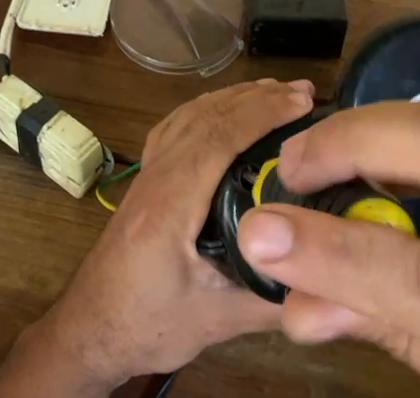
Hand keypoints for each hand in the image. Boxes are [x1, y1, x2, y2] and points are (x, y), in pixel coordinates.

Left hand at [0, 79, 314, 395]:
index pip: (218, 136)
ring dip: (232, 97)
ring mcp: (147, 172)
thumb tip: (329, 274)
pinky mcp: (146, 178)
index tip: (304, 102)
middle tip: (304, 91)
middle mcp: (157, 174)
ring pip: (189, 115)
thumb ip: (270, 297)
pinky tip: (226, 110)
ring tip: (275, 92)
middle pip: (205, 116)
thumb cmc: (147, 324)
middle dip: (256, 98)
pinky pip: (177, 125)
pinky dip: (208, 108)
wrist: (89, 329)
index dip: (262, 113)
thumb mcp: (216, 321)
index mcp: (172, 201)